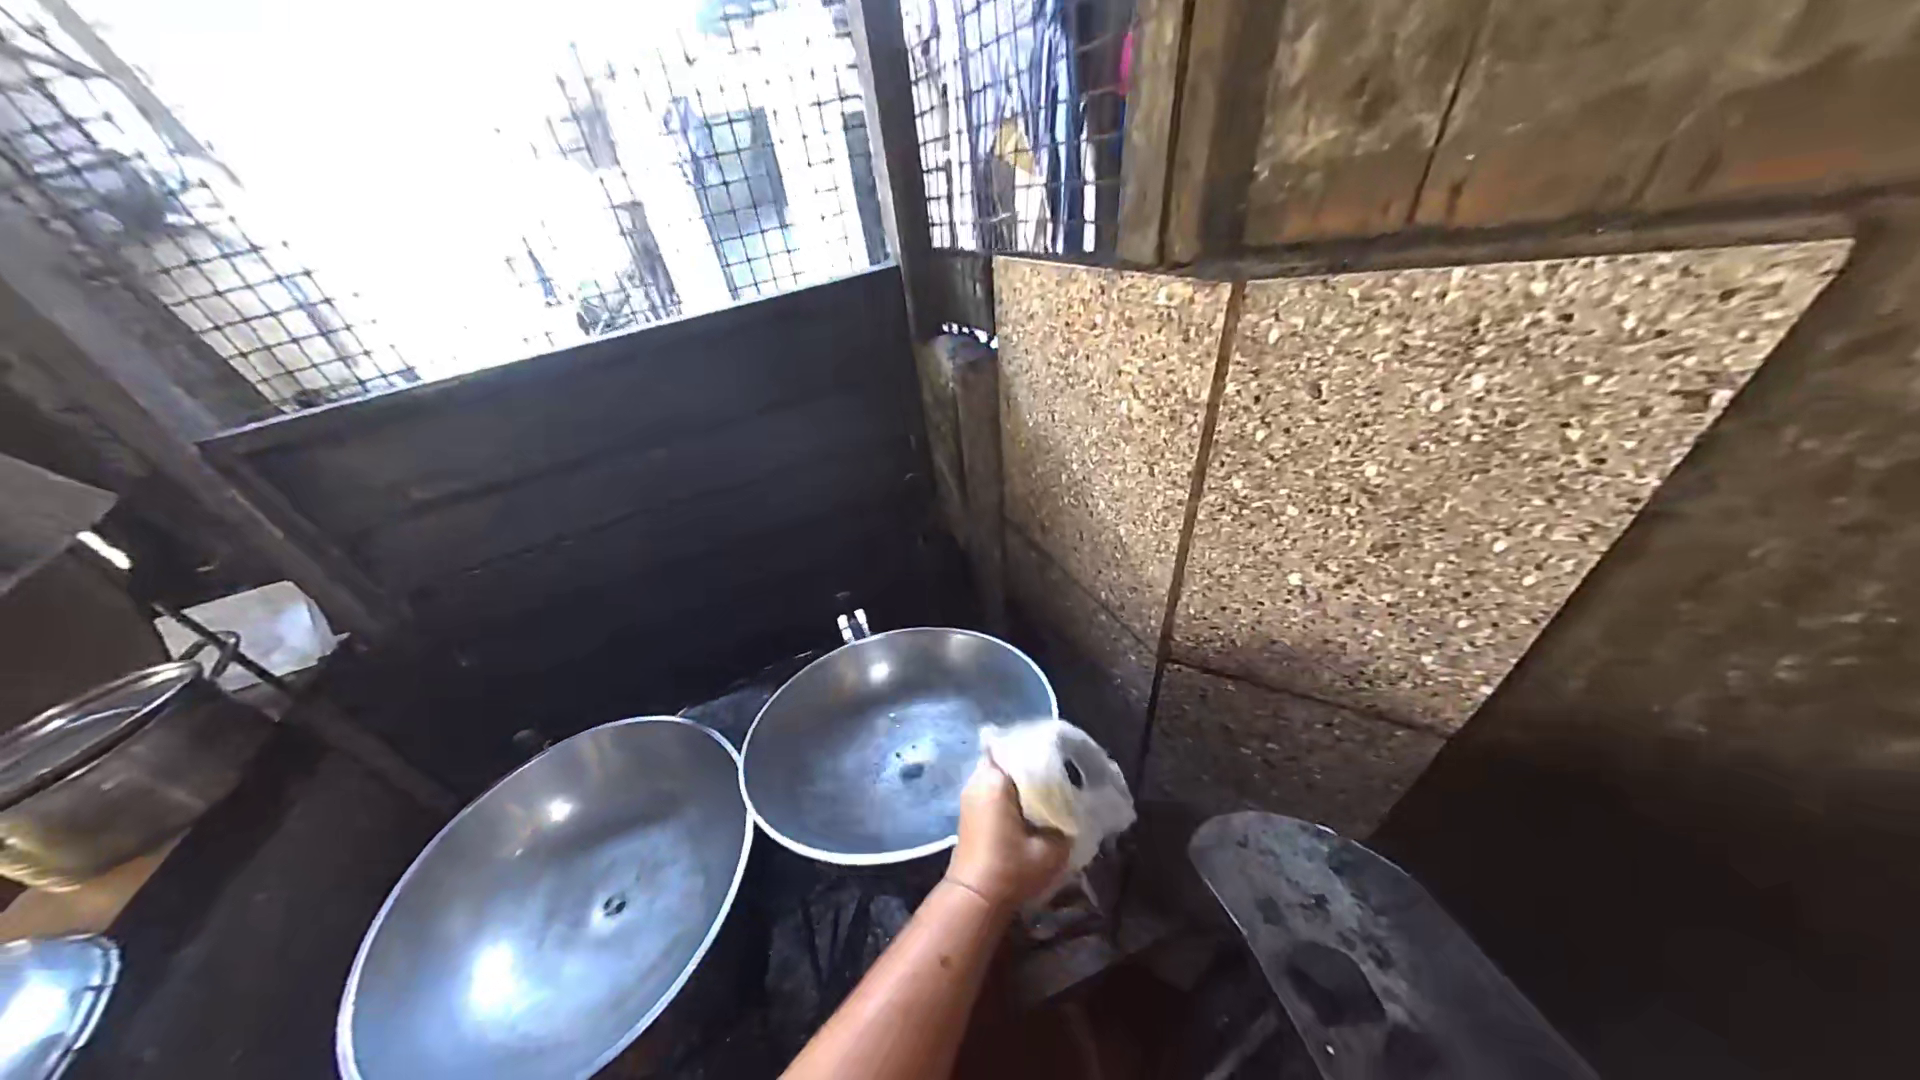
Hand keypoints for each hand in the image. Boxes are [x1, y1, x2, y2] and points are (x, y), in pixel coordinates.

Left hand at [944, 759, 1069, 909]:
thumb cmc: (1011, 870)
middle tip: (1060, 773)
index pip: (1023, 748)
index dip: (1047, 752)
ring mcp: (971, 792)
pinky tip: (1030, 803)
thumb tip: (1075, 808)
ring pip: (1002, 772)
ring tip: (1048, 787)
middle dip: (1035, 763)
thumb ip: (1067, 823)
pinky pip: (994, 786)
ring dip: (1022, 778)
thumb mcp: (1051, 849)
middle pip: (1011, 757)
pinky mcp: (970, 808)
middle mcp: (979, 778)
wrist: (974, 898)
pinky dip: (1011, 790)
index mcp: (996, 780)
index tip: (1066, 760)